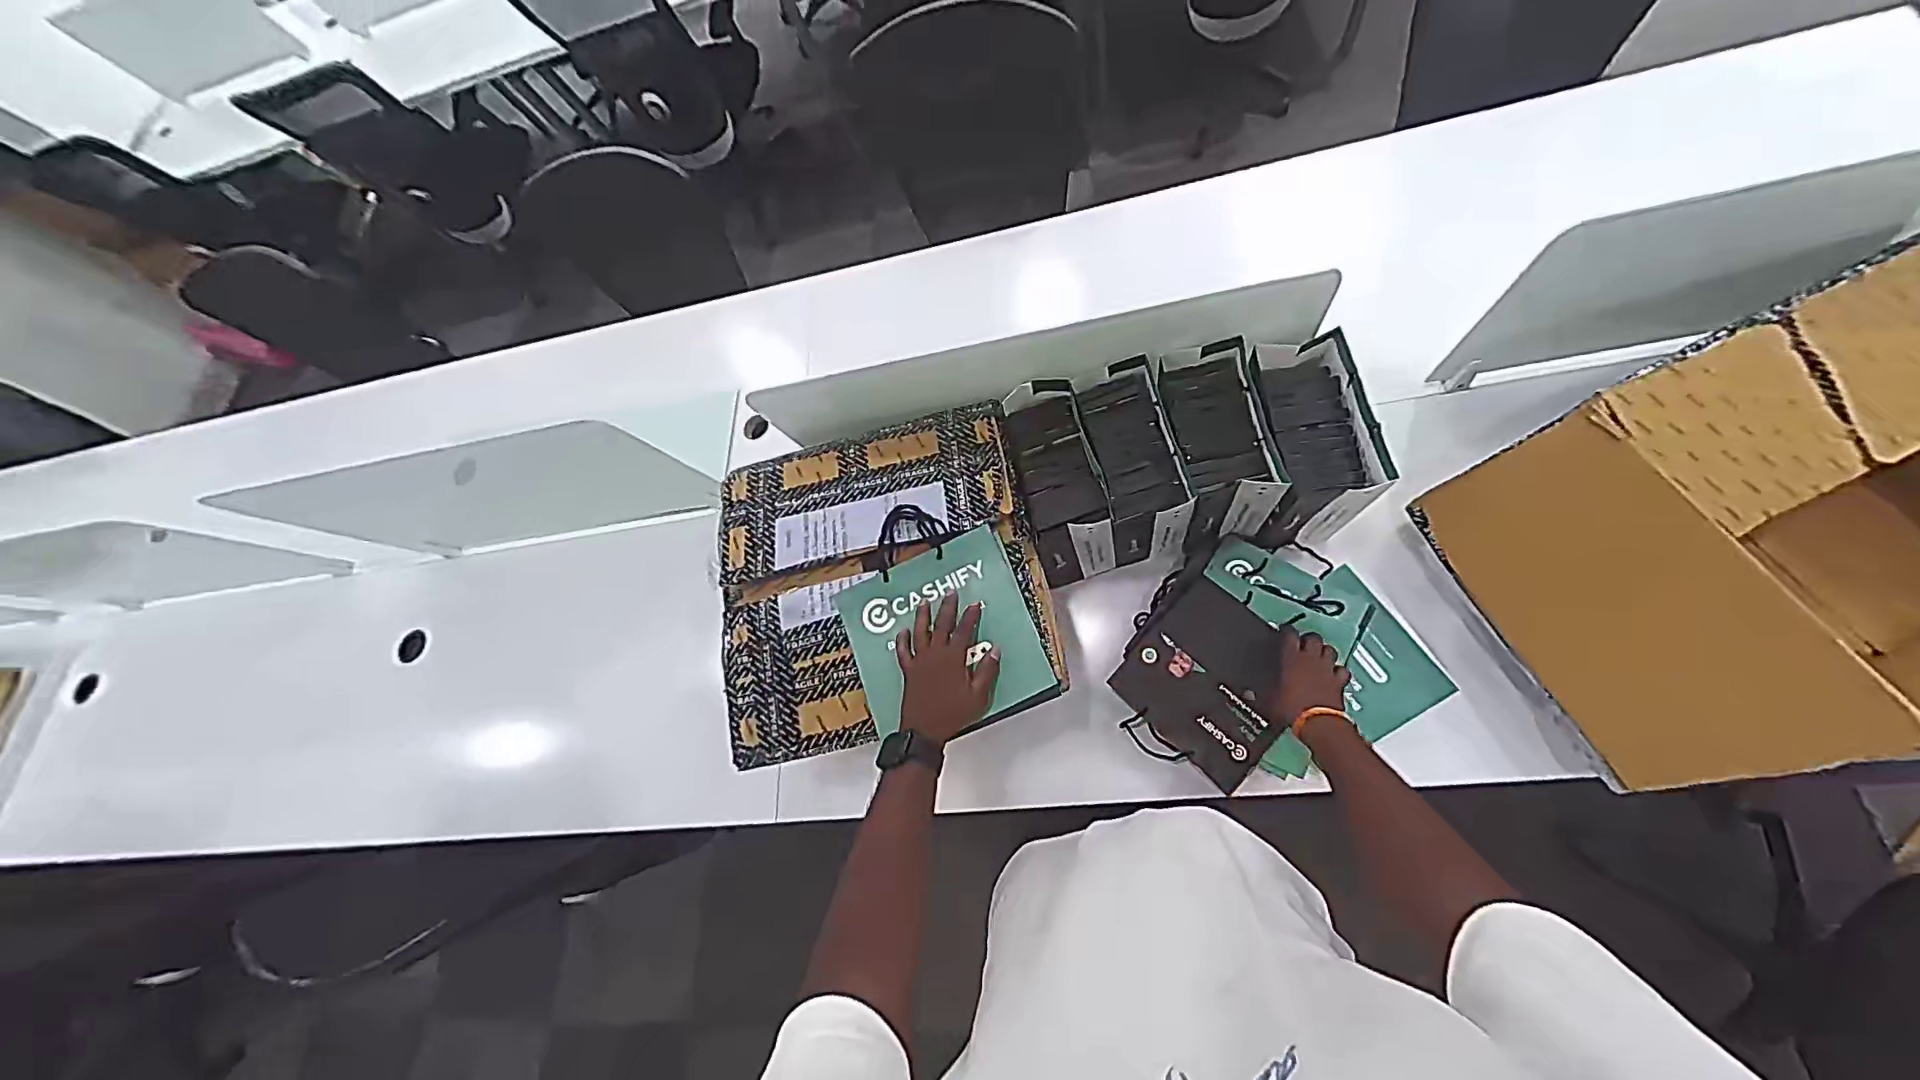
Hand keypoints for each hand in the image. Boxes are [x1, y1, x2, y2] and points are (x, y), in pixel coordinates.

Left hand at [895, 594, 1000, 744]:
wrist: (924, 730)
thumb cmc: (952, 714)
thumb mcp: (978, 695)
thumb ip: (987, 671)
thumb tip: (994, 650)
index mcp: (954, 659)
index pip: (964, 631)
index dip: (970, 616)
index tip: (975, 605)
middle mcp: (935, 655)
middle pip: (942, 625)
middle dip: (948, 608)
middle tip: (950, 594)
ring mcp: (920, 662)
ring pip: (920, 632)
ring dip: (923, 616)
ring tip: (925, 603)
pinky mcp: (909, 671)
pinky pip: (904, 651)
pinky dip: (903, 640)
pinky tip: (903, 632)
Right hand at [1267, 627, 1350, 727]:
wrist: (1317, 722)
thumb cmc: (1291, 708)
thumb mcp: (1268, 698)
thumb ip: (1260, 690)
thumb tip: (1249, 693)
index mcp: (1290, 658)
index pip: (1289, 634)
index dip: (1287, 630)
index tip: (1284, 630)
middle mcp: (1310, 659)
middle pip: (1314, 637)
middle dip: (1308, 638)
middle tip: (1303, 643)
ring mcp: (1327, 669)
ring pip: (1330, 650)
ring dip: (1324, 650)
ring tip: (1319, 654)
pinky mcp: (1339, 681)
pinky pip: (1342, 669)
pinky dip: (1338, 669)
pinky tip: (1334, 672)